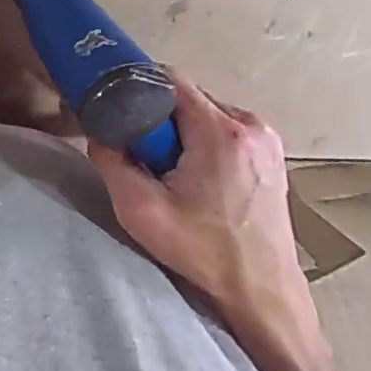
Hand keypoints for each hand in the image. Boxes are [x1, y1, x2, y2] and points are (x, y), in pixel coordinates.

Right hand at [86, 72, 303, 310]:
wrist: (262, 292)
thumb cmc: (204, 253)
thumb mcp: (140, 211)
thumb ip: (111, 163)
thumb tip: (98, 134)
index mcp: (221, 132)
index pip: (171, 79)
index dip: (139, 89)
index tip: (121, 112)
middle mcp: (251, 125)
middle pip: (189, 95)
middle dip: (160, 116)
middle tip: (145, 154)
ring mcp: (266, 138)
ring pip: (206, 110)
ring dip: (182, 129)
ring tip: (171, 169)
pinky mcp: (271, 153)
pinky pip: (226, 127)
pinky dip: (204, 141)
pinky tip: (197, 176)